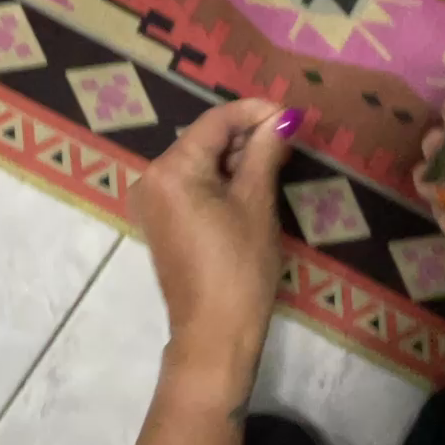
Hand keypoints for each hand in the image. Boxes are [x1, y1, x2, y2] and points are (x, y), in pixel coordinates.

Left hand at [132, 99, 301, 399]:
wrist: (215, 333)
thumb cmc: (240, 267)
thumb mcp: (257, 203)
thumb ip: (266, 152)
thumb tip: (283, 117)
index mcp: (172, 170)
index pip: (215, 122)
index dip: (254, 112)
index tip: (291, 112)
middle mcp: (152, 178)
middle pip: (205, 139)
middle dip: (247, 134)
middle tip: (290, 136)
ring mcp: (153, 201)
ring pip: (200, 161)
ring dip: (237, 156)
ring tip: (279, 156)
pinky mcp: (162, 219)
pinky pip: (193, 184)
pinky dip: (222, 178)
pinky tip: (253, 179)